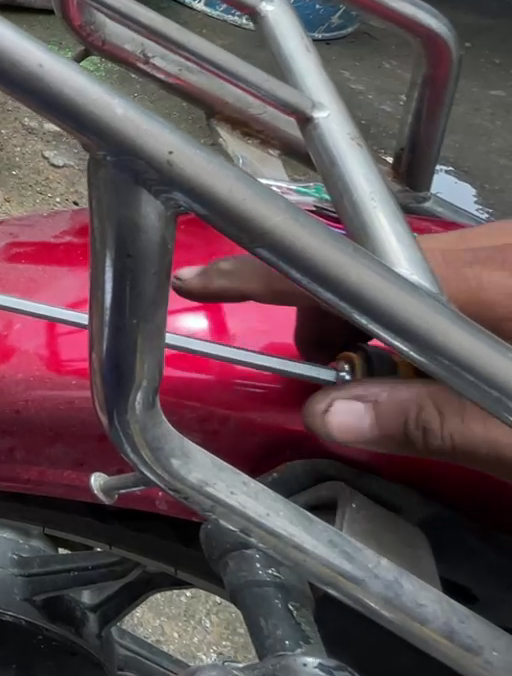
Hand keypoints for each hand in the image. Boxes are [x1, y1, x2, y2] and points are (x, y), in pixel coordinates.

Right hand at [173, 249, 511, 482]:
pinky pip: (432, 272)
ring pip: (392, 268)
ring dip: (363, 316)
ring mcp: (507, 252)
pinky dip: (406, 310)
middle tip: (331, 377)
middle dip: (322, 317)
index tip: (194, 285)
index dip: (261, 278)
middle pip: (360, 266)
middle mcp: (499, 253)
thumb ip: (440, 424)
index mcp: (499, 286)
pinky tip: (431, 352)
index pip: (348, 272)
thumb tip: (327, 415)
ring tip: (389, 373)